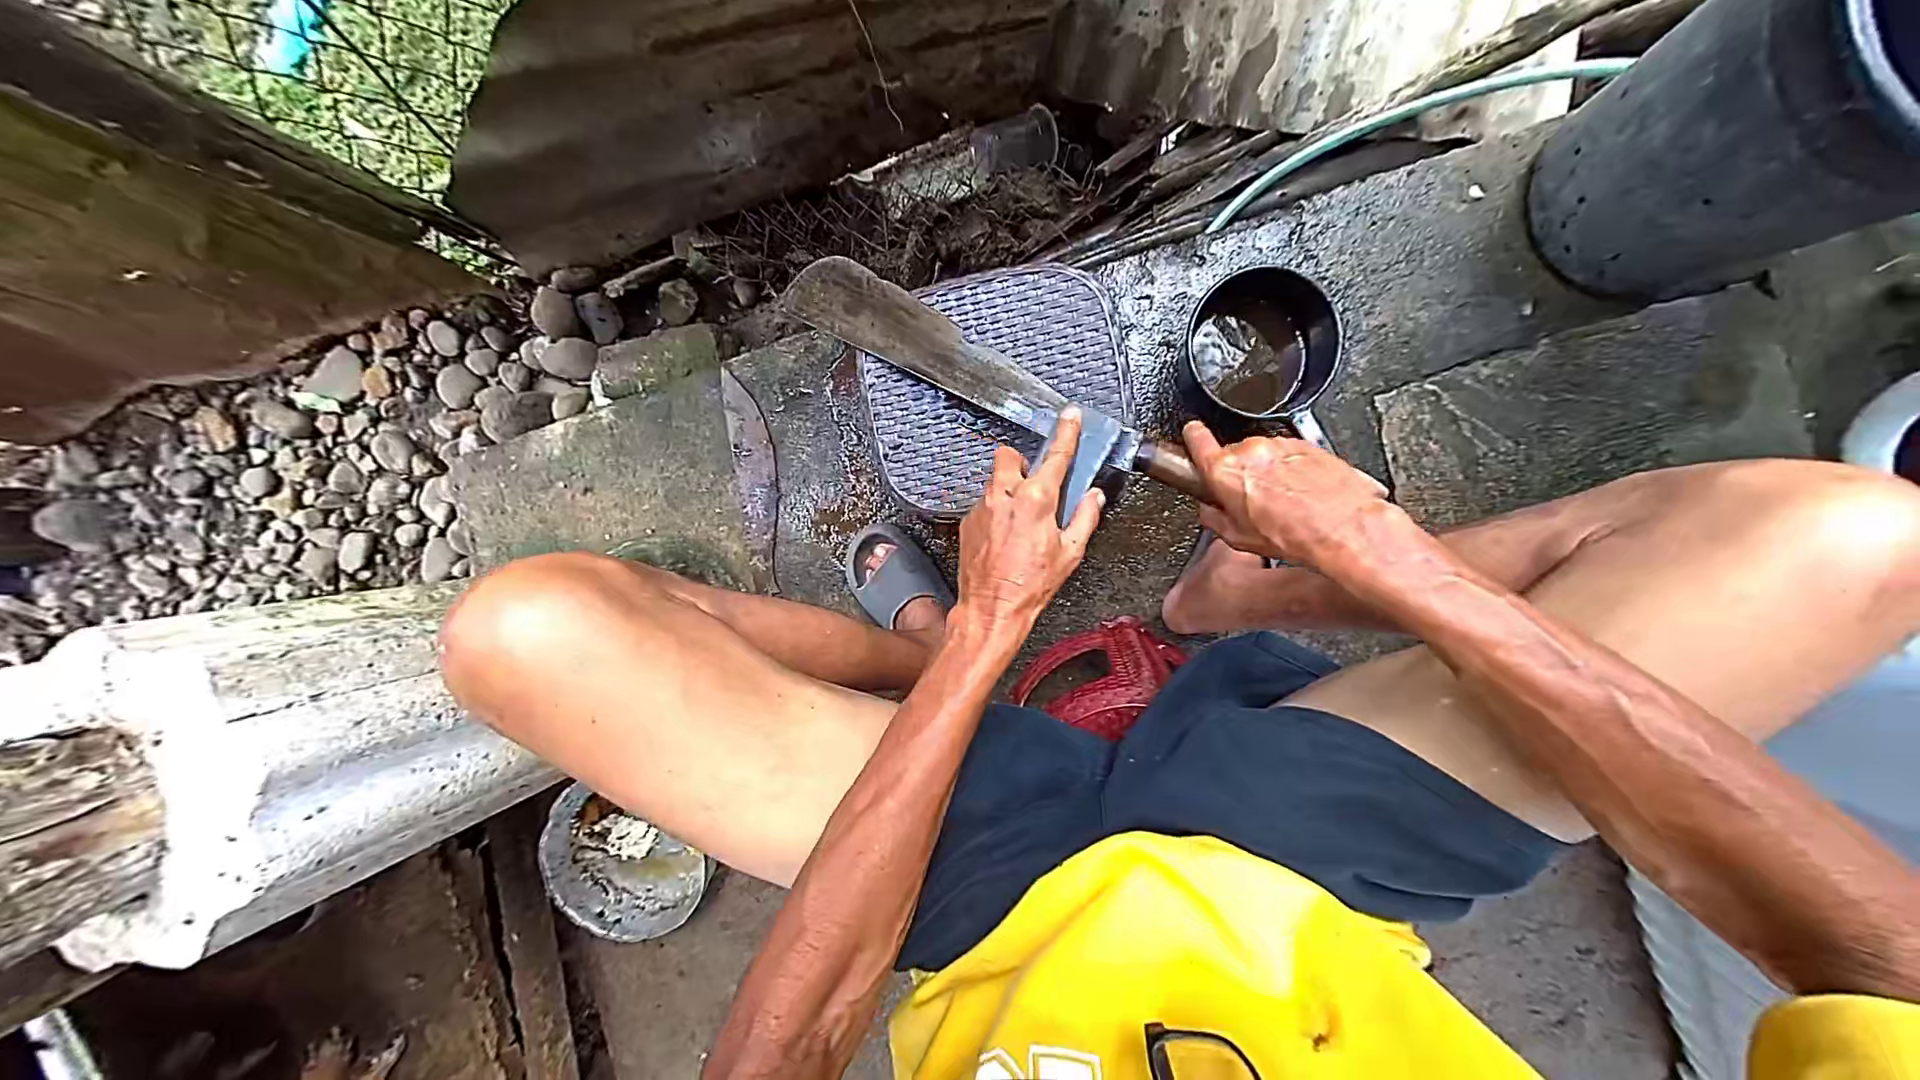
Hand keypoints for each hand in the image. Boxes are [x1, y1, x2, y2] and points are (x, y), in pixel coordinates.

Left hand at [955, 408, 1104, 634]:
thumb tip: (1093, 499)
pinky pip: (983, 502)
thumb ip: (1084, 518)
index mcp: (1036, 499)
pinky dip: (995, 510)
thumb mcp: (1070, 552)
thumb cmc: (1030, 585)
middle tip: (1035, 485)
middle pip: (1010, 456)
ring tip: (1021, 517)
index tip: (1070, 416)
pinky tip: (1004, 534)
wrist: (992, 608)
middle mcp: (1005, 496)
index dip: (1066, 432)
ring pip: (994, 480)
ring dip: (1008, 488)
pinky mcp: (968, 520)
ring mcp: (982, 507)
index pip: (1056, 455)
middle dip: (1023, 463)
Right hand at [1183, 420, 1391, 566]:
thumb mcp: (1237, 538)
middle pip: (1234, 454)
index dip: (1193, 437)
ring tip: (1283, 501)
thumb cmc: (1295, 535)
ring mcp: (1281, 445)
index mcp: (1224, 470)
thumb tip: (1210, 510)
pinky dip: (1293, 470)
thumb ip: (1213, 517)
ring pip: (1264, 454)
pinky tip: (1302, 495)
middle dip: (1239, 473)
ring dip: (1268, 472)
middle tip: (1251, 500)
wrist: (1345, 528)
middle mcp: (1251, 451)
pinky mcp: (1308, 445)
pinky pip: (1291, 455)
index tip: (1193, 435)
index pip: (1197, 439)